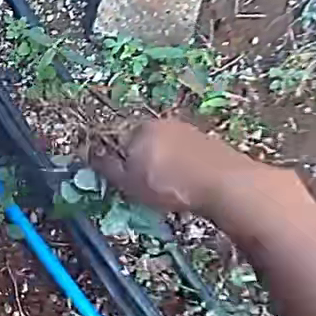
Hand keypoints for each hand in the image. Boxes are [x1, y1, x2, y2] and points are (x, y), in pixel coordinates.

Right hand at [92, 119, 287, 219]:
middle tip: (141, 189)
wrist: (226, 185)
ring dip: (161, 167)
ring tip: (165, 191)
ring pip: (165, 151)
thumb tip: (90, 156)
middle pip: (142, 144)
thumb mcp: (127, 181)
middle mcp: (164, 123)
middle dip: (139, 163)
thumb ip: (106, 167)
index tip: (119, 182)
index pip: (116, 142)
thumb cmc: (168, 184)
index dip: (115, 164)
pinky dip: (181, 169)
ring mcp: (189, 131)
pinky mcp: (210, 144)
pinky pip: (185, 157)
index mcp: (140, 128)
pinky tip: (185, 187)